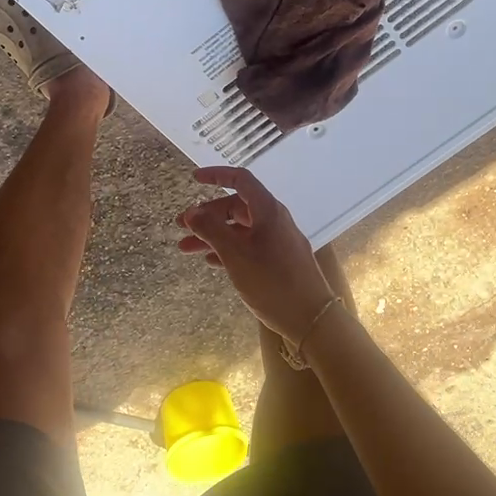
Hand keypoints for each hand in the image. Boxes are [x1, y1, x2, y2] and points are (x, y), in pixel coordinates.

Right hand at [178, 167, 337, 340]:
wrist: (312, 319)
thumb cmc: (272, 283)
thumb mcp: (236, 255)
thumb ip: (211, 230)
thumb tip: (191, 212)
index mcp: (268, 210)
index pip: (241, 180)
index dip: (216, 176)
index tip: (194, 179)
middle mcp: (275, 220)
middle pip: (237, 206)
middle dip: (208, 215)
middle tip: (182, 226)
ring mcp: (279, 240)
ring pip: (241, 229)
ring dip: (214, 235)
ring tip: (187, 248)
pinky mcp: (281, 260)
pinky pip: (250, 245)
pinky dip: (229, 249)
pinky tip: (212, 261)